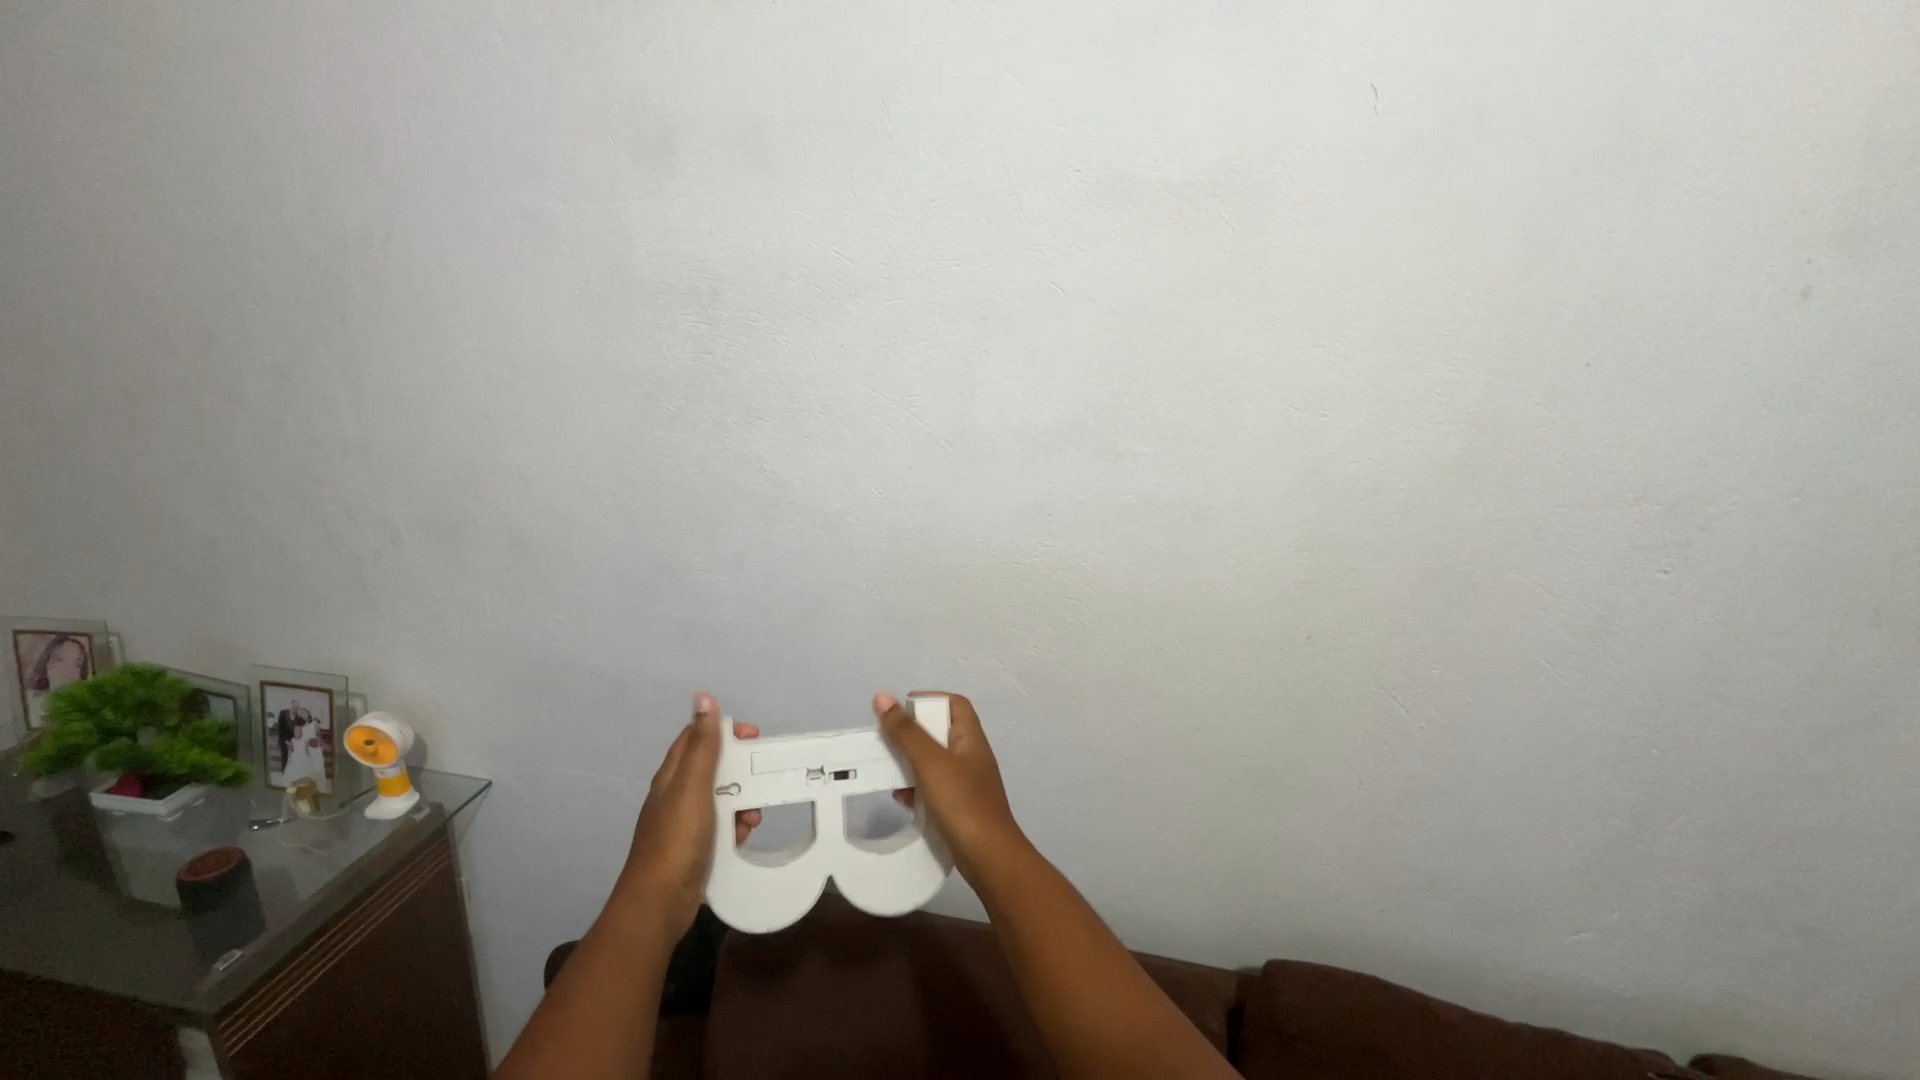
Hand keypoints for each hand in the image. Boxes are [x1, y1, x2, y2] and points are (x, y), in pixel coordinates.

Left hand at [614, 692, 760, 937]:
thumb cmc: (676, 840)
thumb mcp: (693, 786)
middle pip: (712, 769)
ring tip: (753, 815)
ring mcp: (684, 824)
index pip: (697, 738)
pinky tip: (744, 836)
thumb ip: (702, 744)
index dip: (724, 730)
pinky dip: (736, 826)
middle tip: (762, 778)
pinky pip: (722, 826)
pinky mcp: (695, 848)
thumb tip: (703, 696)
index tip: (754, 736)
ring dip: (742, 801)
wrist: (659, 904)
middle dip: (740, 770)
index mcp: (671, 777)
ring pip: (720, 799)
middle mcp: (675, 796)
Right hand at [875, 692, 1026, 880]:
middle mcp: (971, 758)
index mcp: (971, 740)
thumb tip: (882, 696)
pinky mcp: (959, 810)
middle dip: (913, 733)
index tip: (900, 708)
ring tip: (885, 768)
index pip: (955, 704)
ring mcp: (967, 785)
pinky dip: (916, 790)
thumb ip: (907, 732)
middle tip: (885, 739)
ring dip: (911, 763)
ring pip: (934, 763)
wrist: (989, 858)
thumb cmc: (962, 803)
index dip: (930, 699)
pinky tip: (900, 799)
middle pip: (941, 733)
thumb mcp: (931, 763)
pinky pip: (933, 790)